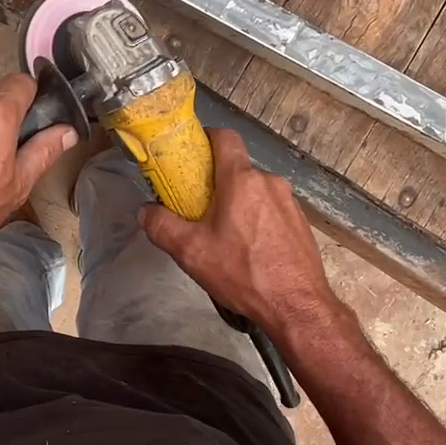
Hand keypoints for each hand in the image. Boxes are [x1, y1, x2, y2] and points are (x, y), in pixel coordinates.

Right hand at [139, 128, 348, 344]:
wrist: (298, 307)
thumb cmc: (243, 273)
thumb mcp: (191, 252)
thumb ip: (161, 226)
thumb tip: (145, 212)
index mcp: (241, 180)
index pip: (224, 137)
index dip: (205, 138)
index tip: (190, 154)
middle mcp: (268, 182)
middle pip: (236, 169)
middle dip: (215, 182)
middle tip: (197, 209)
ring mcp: (289, 202)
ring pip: (254, 191)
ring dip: (236, 203)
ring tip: (222, 236)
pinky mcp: (300, 223)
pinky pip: (271, 209)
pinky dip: (255, 220)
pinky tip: (248, 250)